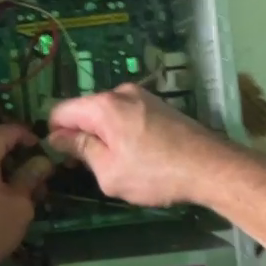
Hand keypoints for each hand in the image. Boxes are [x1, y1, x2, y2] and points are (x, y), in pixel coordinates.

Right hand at [46, 85, 234, 207]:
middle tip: (90, 167)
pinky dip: (123, 132)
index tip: (63, 158)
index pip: (60, 111)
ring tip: (118, 164)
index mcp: (103, 106)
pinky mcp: (159, 105)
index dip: (54, 134)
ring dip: (104, 135)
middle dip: (81, 135)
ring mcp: (143, 96)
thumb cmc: (155, 174)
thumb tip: (57, 137)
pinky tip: (137, 155)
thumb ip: (81, 150)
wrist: (211, 167)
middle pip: (84, 110)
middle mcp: (121, 92)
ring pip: (107, 114)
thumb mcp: (109, 171)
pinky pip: (127, 115)